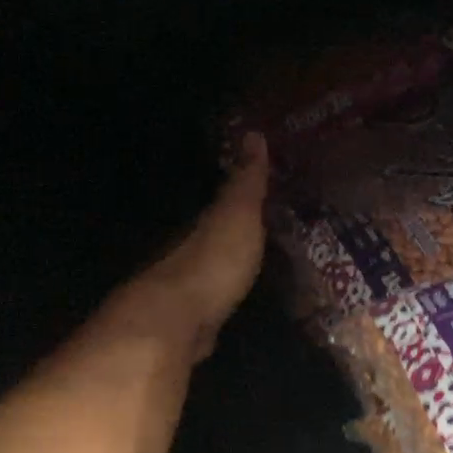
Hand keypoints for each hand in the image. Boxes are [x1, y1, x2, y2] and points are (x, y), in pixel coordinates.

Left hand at [135, 132, 270, 359]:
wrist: (178, 319)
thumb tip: (253, 133)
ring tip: (266, 264)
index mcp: (203, 225)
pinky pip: (219, 297)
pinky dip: (230, 293)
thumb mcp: (237, 216)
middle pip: (217, 237)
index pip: (224, 205)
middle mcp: (193, 250)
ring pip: (216, 267)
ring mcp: (193, 287)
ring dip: (234, 265)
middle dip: (240, 233)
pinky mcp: (199, 319)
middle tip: (274, 230)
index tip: (269, 193)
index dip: (245, 197)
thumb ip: (248, 183)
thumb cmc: (212, 262)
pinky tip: (243, 297)